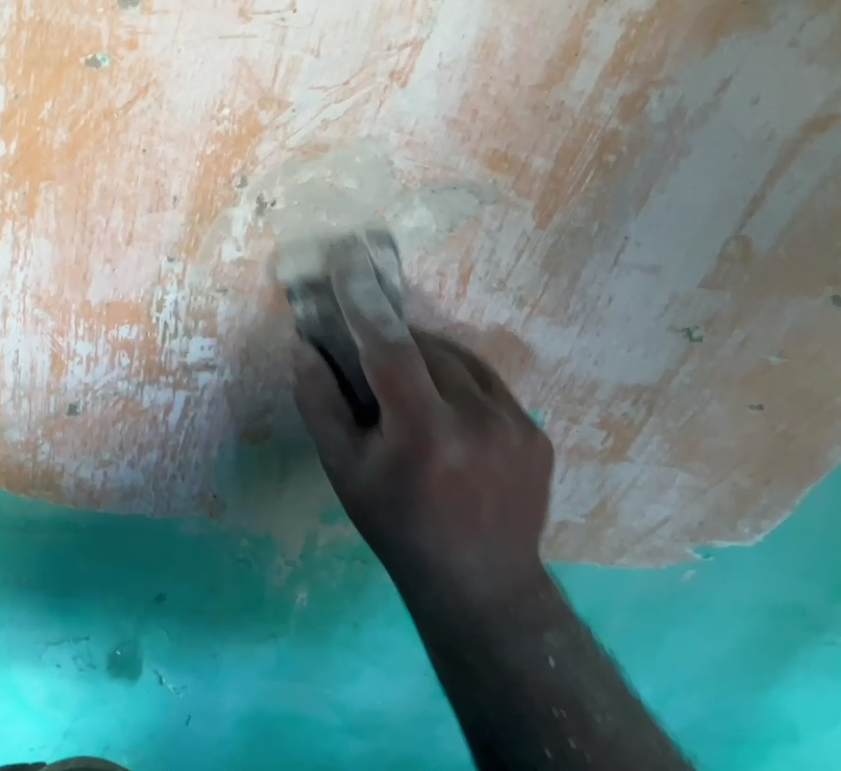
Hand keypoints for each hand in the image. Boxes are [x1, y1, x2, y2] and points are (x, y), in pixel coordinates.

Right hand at [291, 241, 553, 606]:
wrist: (480, 584)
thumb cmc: (397, 527)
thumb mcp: (343, 471)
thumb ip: (320, 404)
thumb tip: (303, 346)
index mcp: (425, 433)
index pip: (389, 346)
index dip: (363, 299)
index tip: (347, 256)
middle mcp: (478, 419)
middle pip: (423, 348)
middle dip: (390, 345)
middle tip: (369, 370)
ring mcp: (516, 425)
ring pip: (458, 361)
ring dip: (425, 362)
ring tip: (407, 398)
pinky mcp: (537, 432)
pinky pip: (486, 384)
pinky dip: (457, 384)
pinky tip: (444, 416)